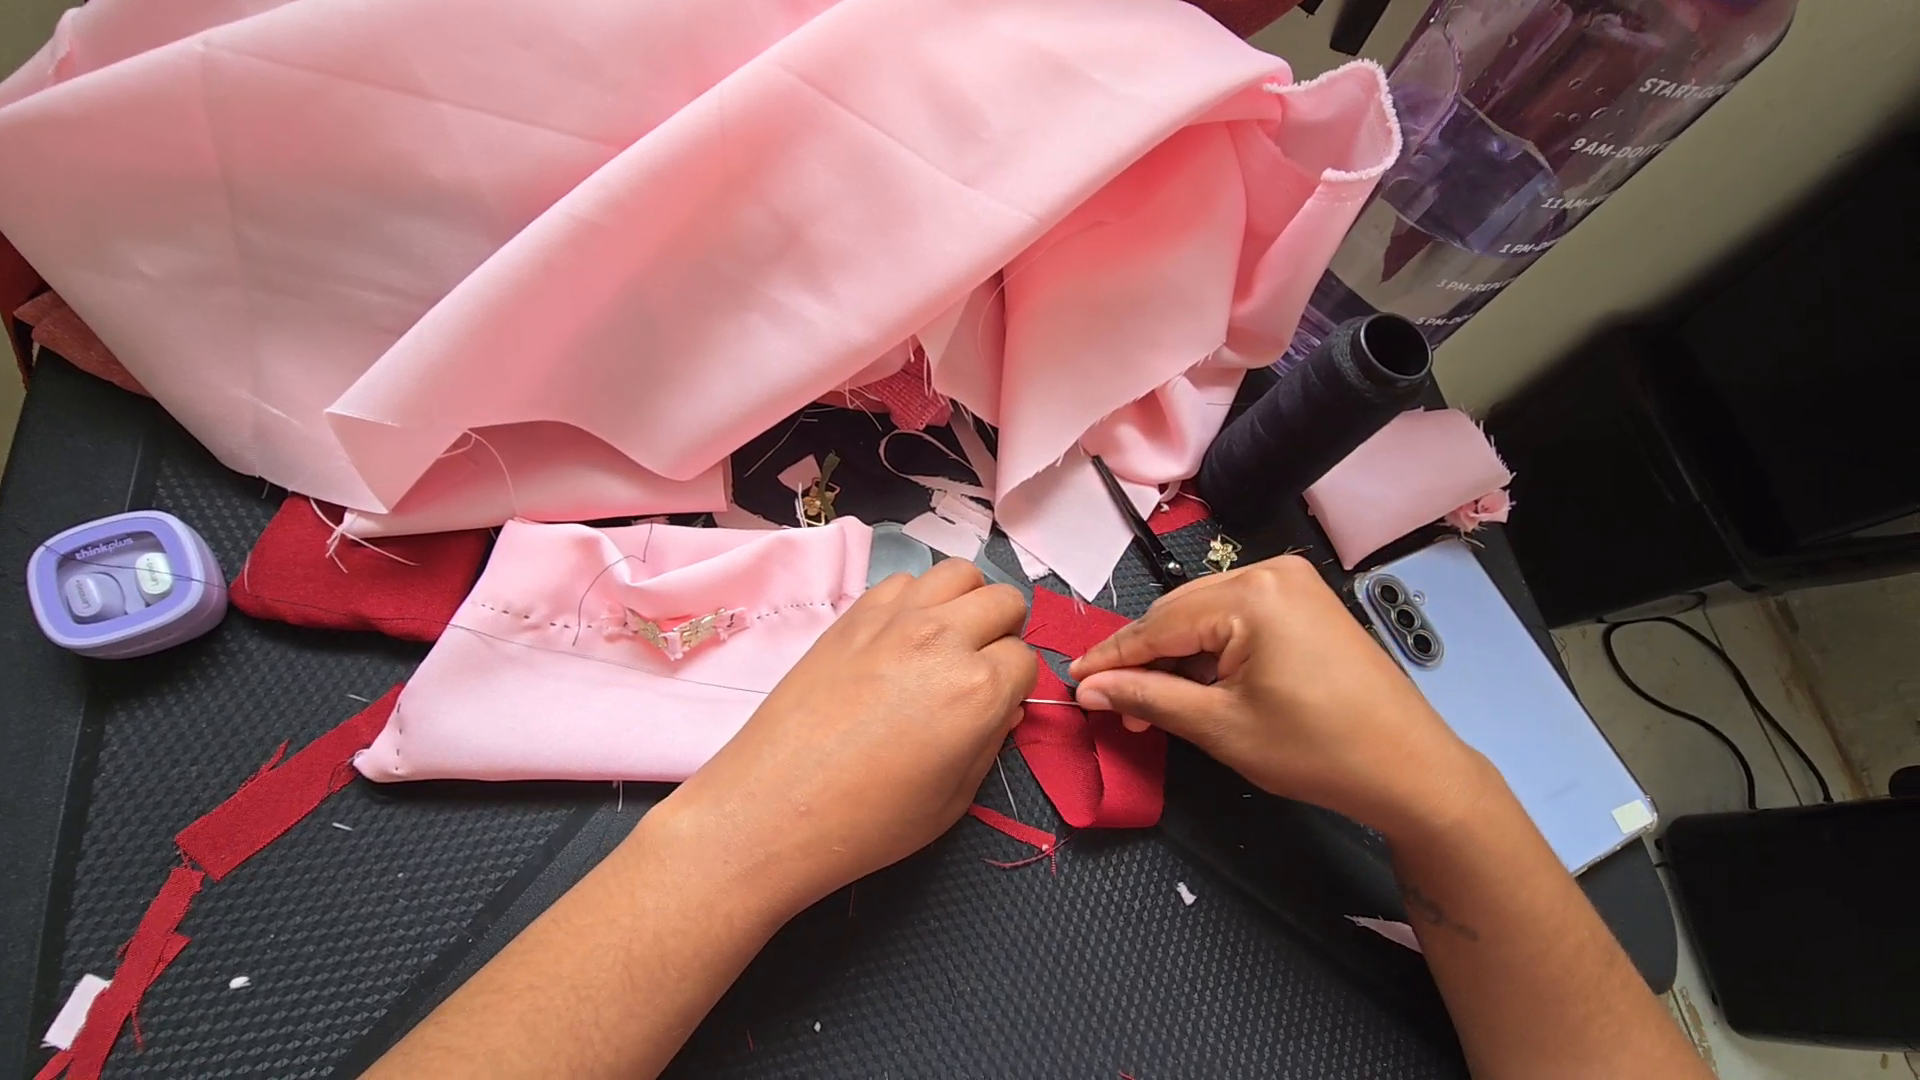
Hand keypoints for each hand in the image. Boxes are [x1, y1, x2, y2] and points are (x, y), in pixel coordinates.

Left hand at [649, 558, 1034, 920]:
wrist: (777, 805)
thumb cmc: (871, 820)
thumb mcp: (955, 798)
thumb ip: (991, 741)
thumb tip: (1002, 706)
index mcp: (978, 688)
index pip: (1025, 658)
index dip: (1017, 684)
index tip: (998, 703)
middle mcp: (944, 638)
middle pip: (1003, 600)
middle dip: (1003, 633)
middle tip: (979, 667)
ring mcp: (896, 618)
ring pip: (959, 574)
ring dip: (966, 602)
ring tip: (946, 639)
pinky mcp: (855, 612)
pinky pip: (905, 581)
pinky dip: (917, 599)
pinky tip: (901, 636)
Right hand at [1068, 555, 1486, 835]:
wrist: (1412, 770)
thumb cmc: (1316, 751)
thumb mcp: (1220, 727)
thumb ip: (1147, 698)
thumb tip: (1089, 690)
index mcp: (1250, 596)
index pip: (1158, 624)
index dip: (1111, 656)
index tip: (1074, 680)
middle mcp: (1269, 572)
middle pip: (1178, 613)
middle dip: (1143, 660)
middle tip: (1114, 705)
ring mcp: (1290, 583)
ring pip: (1203, 615)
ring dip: (1174, 657)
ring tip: (1152, 702)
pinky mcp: (1303, 601)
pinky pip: (1234, 617)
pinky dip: (1208, 650)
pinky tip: (1194, 683)